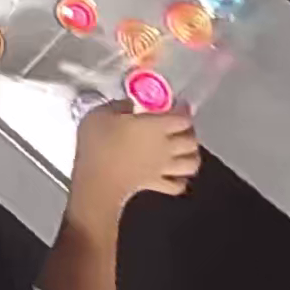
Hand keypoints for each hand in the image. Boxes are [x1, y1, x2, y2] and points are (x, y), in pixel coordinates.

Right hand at [67, 104, 199, 230]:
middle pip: (191, 140)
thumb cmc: (98, 142)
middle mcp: (165, 146)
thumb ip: (118, 106)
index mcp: (155, 126)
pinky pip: (178, 184)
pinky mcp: (156, 184)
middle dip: (189, 132)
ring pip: (192, 163)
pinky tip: (172, 173)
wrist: (97, 177)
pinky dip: (180, 179)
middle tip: (179, 126)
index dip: (183, 110)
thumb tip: (129, 104)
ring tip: (182, 149)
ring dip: (191, 155)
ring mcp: (163, 168)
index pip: (182, 118)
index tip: (179, 105)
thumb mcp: (101, 114)